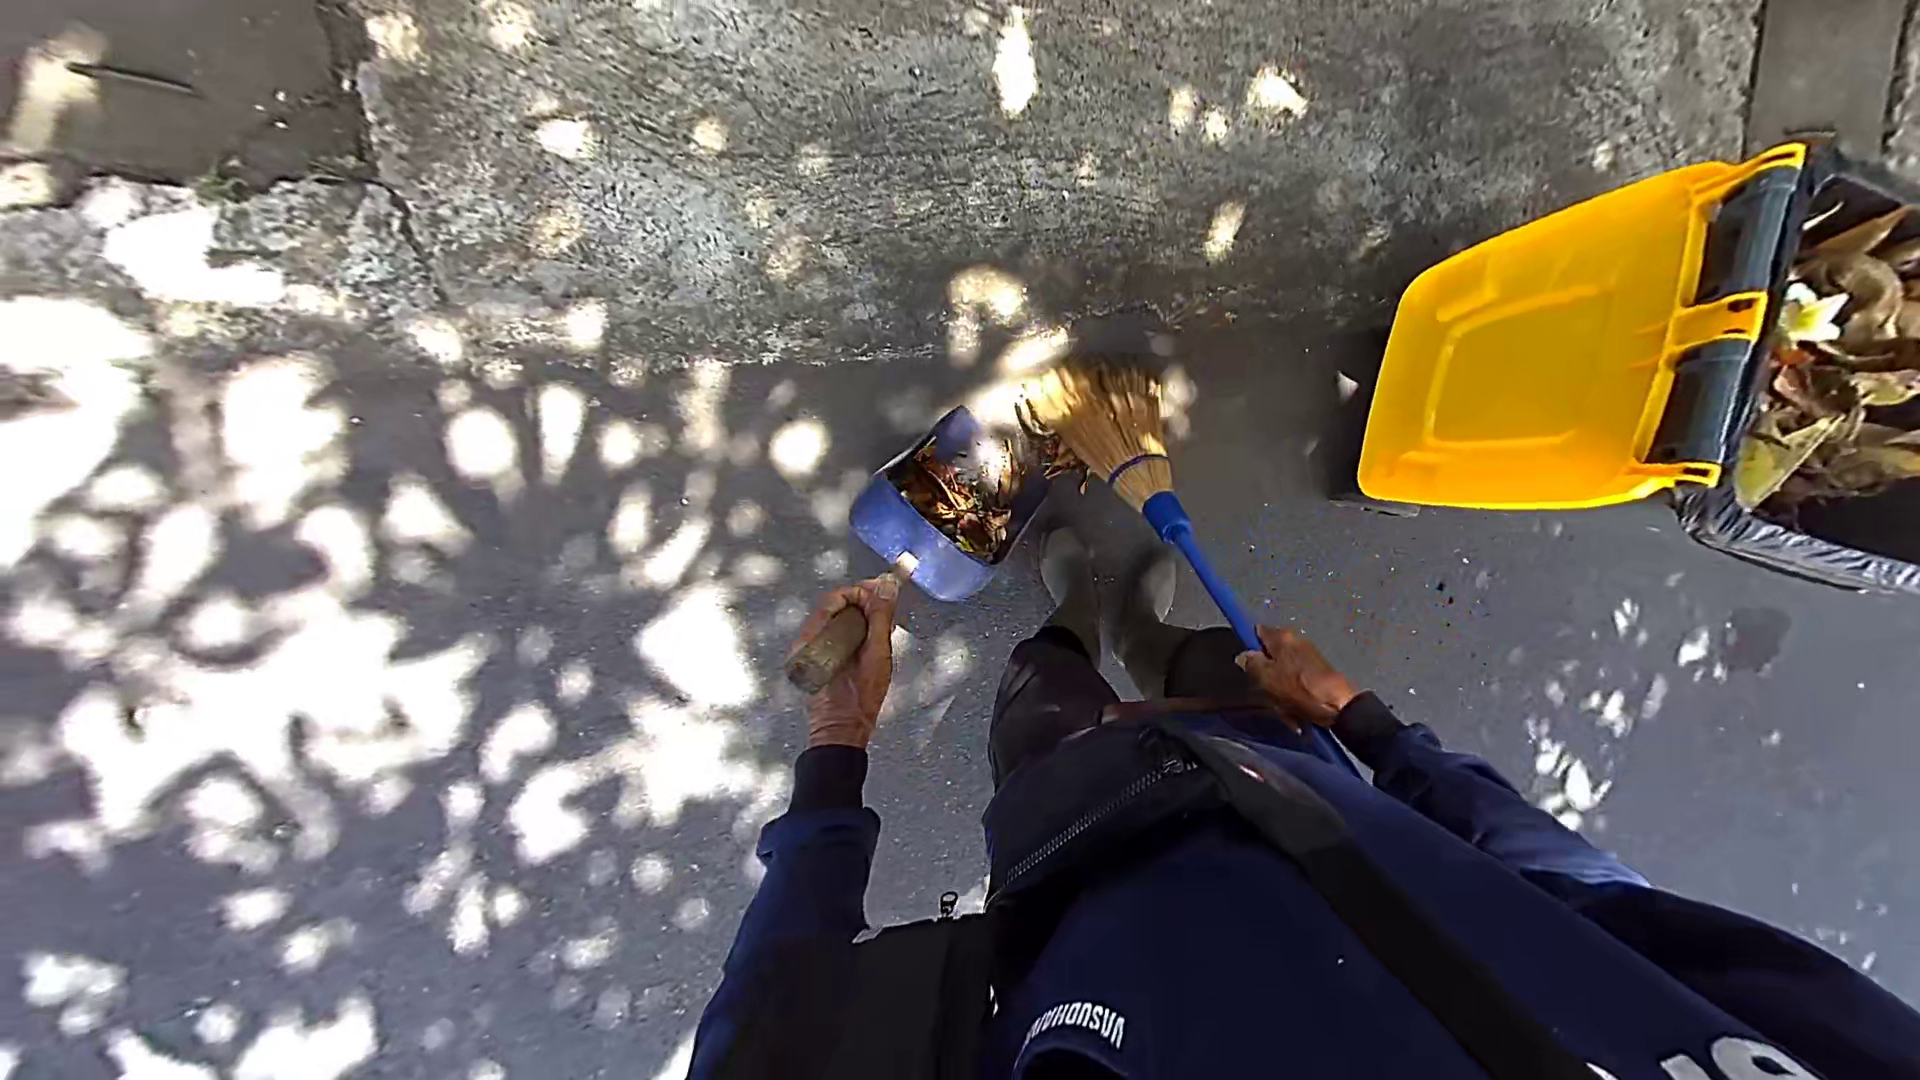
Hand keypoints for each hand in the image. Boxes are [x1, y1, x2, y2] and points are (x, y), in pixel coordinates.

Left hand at [789, 575, 900, 748]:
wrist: (843, 729)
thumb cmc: (858, 698)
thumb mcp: (876, 652)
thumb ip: (880, 616)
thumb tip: (885, 587)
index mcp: (816, 634)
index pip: (838, 596)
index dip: (864, 591)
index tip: (885, 592)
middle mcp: (809, 639)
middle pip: (838, 606)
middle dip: (866, 602)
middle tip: (889, 607)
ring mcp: (813, 650)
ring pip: (839, 619)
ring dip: (863, 616)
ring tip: (885, 624)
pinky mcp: (821, 658)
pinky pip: (838, 634)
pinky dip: (856, 630)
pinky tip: (873, 639)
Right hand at [1236, 625, 1359, 728]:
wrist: (1341, 707)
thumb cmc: (1299, 689)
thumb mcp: (1266, 678)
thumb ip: (1251, 663)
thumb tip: (1245, 656)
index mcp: (1282, 637)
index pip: (1257, 630)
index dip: (1249, 644)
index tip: (1248, 662)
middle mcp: (1297, 640)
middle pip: (1271, 652)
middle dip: (1266, 670)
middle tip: (1264, 688)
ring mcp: (1310, 655)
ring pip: (1284, 669)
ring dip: (1279, 685)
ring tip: (1282, 705)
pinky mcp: (1320, 670)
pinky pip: (1298, 679)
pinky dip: (1294, 691)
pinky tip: (1295, 708)